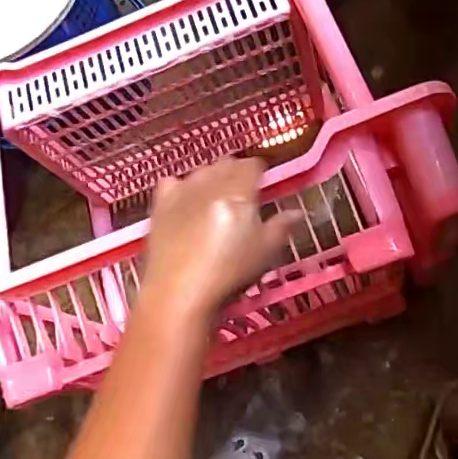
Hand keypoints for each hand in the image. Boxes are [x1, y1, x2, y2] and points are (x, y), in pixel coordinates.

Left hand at [142, 158, 300, 316]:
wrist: (179, 294)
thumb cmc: (229, 274)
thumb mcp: (265, 252)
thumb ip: (281, 226)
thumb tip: (296, 213)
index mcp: (239, 191)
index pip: (252, 165)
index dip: (260, 171)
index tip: (264, 182)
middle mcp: (209, 184)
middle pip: (226, 164)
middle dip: (236, 172)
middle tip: (243, 194)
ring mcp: (182, 192)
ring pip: (200, 171)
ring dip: (211, 178)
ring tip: (216, 199)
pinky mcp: (160, 206)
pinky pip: (172, 182)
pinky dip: (182, 187)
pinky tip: (186, 202)